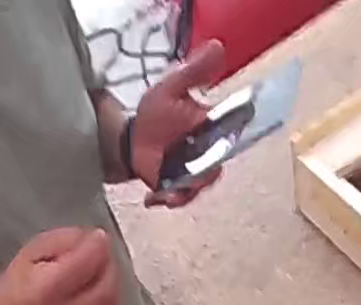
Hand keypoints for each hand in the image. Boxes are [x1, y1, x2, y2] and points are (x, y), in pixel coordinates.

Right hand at [0, 227, 120, 304]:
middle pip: (105, 288)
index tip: (98, 235)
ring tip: (99, 270)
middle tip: (101, 253)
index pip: (84, 264)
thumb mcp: (34, 249)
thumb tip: (94, 238)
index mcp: (47, 287)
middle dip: (109, 265)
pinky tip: (97, 288)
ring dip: (111, 282)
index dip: (97, 246)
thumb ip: (64, 240)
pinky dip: (109, 298)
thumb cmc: (20, 280)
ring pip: (110, 304)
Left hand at [128, 40, 227, 208]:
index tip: (215, 148)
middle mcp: (207, 153)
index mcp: (211, 128)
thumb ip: (195, 72)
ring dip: (182, 194)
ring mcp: (193, 173)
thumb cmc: (154, 112)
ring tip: (165, 195)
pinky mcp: (178, 188)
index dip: (227, 143)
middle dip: (201, 177)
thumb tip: (219, 48)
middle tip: (187, 180)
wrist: (132, 138)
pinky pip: (180, 198)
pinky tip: (150, 199)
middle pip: (213, 169)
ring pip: (197, 187)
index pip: (229, 136)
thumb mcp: (172, 88)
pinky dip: (167, 200)